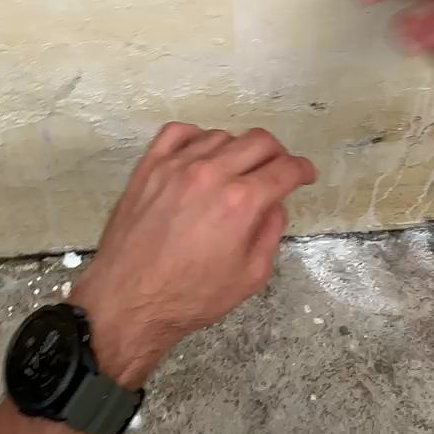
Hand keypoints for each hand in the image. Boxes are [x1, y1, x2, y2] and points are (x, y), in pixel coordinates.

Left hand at [66, 124, 316, 385]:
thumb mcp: (249, 277)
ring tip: (234, 171)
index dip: (302, 170)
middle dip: (277, 154)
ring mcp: (177, 165)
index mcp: (241, 202)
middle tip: (276, 171)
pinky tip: (200, 154)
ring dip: (236, 149)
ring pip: (221, 135)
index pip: (285, 169)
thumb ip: (270, 233)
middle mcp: (212, 173)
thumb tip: (274, 203)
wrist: (129, 301)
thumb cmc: (191, 297)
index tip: (305, 174)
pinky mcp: (149, 165)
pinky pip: (178, 132)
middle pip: (259, 141)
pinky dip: (196, 136)